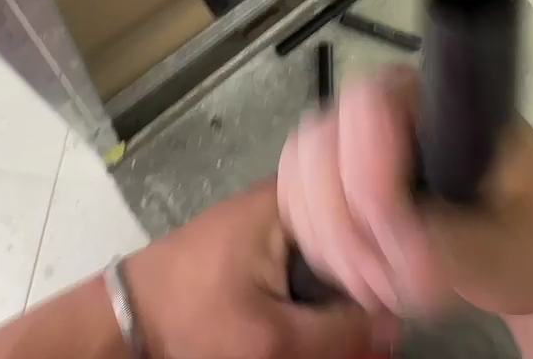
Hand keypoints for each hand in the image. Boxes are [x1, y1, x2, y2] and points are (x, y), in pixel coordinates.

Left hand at [122, 184, 380, 358]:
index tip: (404, 288)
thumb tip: (398, 326)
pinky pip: (307, 259)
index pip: (363, 210)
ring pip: (329, 249)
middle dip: (365, 276)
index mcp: (291, 199)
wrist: (128, 320)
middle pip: (348, 230)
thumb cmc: (195, 316)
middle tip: (379, 319)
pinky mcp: (260, 240)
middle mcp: (286, 196)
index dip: (387, 250)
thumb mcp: (271, 337)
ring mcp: (271, 216)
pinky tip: (325, 318)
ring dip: (341, 287)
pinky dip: (318, 288)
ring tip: (358, 321)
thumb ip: (339, 333)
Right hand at [277, 66, 532, 317]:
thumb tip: (403, 249)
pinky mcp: (332, 170)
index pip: (367, 108)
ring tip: (383, 283)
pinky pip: (295, 199)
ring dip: (333, 243)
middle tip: (392, 280)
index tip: (402, 240)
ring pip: (300, 175)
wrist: (528, 247)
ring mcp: (349, 134)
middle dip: (348, 227)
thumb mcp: (508, 244)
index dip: (369, 179)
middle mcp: (382, 103)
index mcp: (433, 97)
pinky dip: (319, 245)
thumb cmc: (532, 231)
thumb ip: (453, 242)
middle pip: (320, 146)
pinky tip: (362, 273)